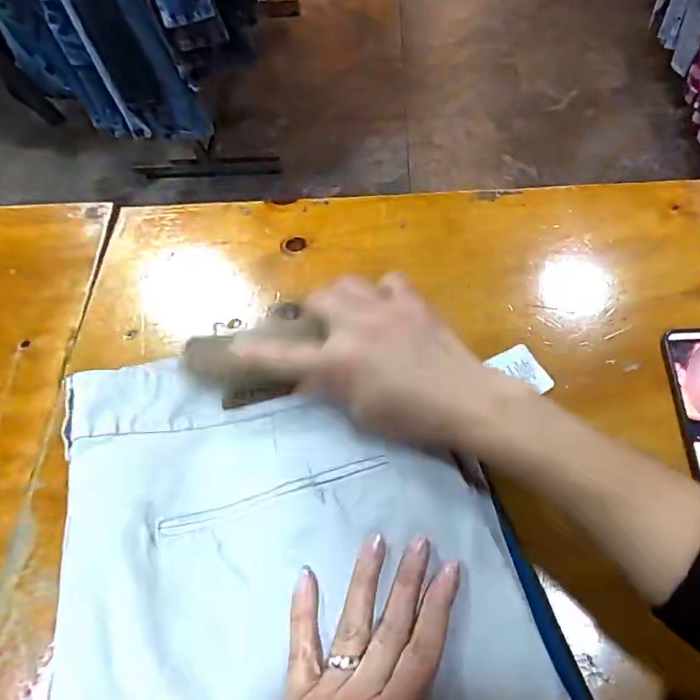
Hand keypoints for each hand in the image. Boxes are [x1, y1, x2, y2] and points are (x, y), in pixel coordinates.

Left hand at [219, 534, 507, 699]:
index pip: (423, 647)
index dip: (439, 604)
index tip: (450, 567)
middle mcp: (356, 694)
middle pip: (389, 626)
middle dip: (408, 580)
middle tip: (420, 540)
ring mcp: (321, 693)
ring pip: (348, 626)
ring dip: (364, 581)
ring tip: (375, 541)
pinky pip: (298, 650)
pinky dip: (301, 612)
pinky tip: (305, 577)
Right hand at [230, 273, 531, 447]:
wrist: (465, 398)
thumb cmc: (412, 418)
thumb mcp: (362, 414)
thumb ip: (333, 389)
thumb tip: (312, 376)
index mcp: (338, 362)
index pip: (284, 357)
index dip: (254, 353)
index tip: (234, 346)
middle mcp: (355, 326)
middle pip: (316, 299)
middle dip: (310, 313)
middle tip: (318, 328)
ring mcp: (386, 308)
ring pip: (348, 282)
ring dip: (341, 296)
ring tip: (349, 313)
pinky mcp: (413, 302)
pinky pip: (389, 281)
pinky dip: (382, 291)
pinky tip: (388, 307)